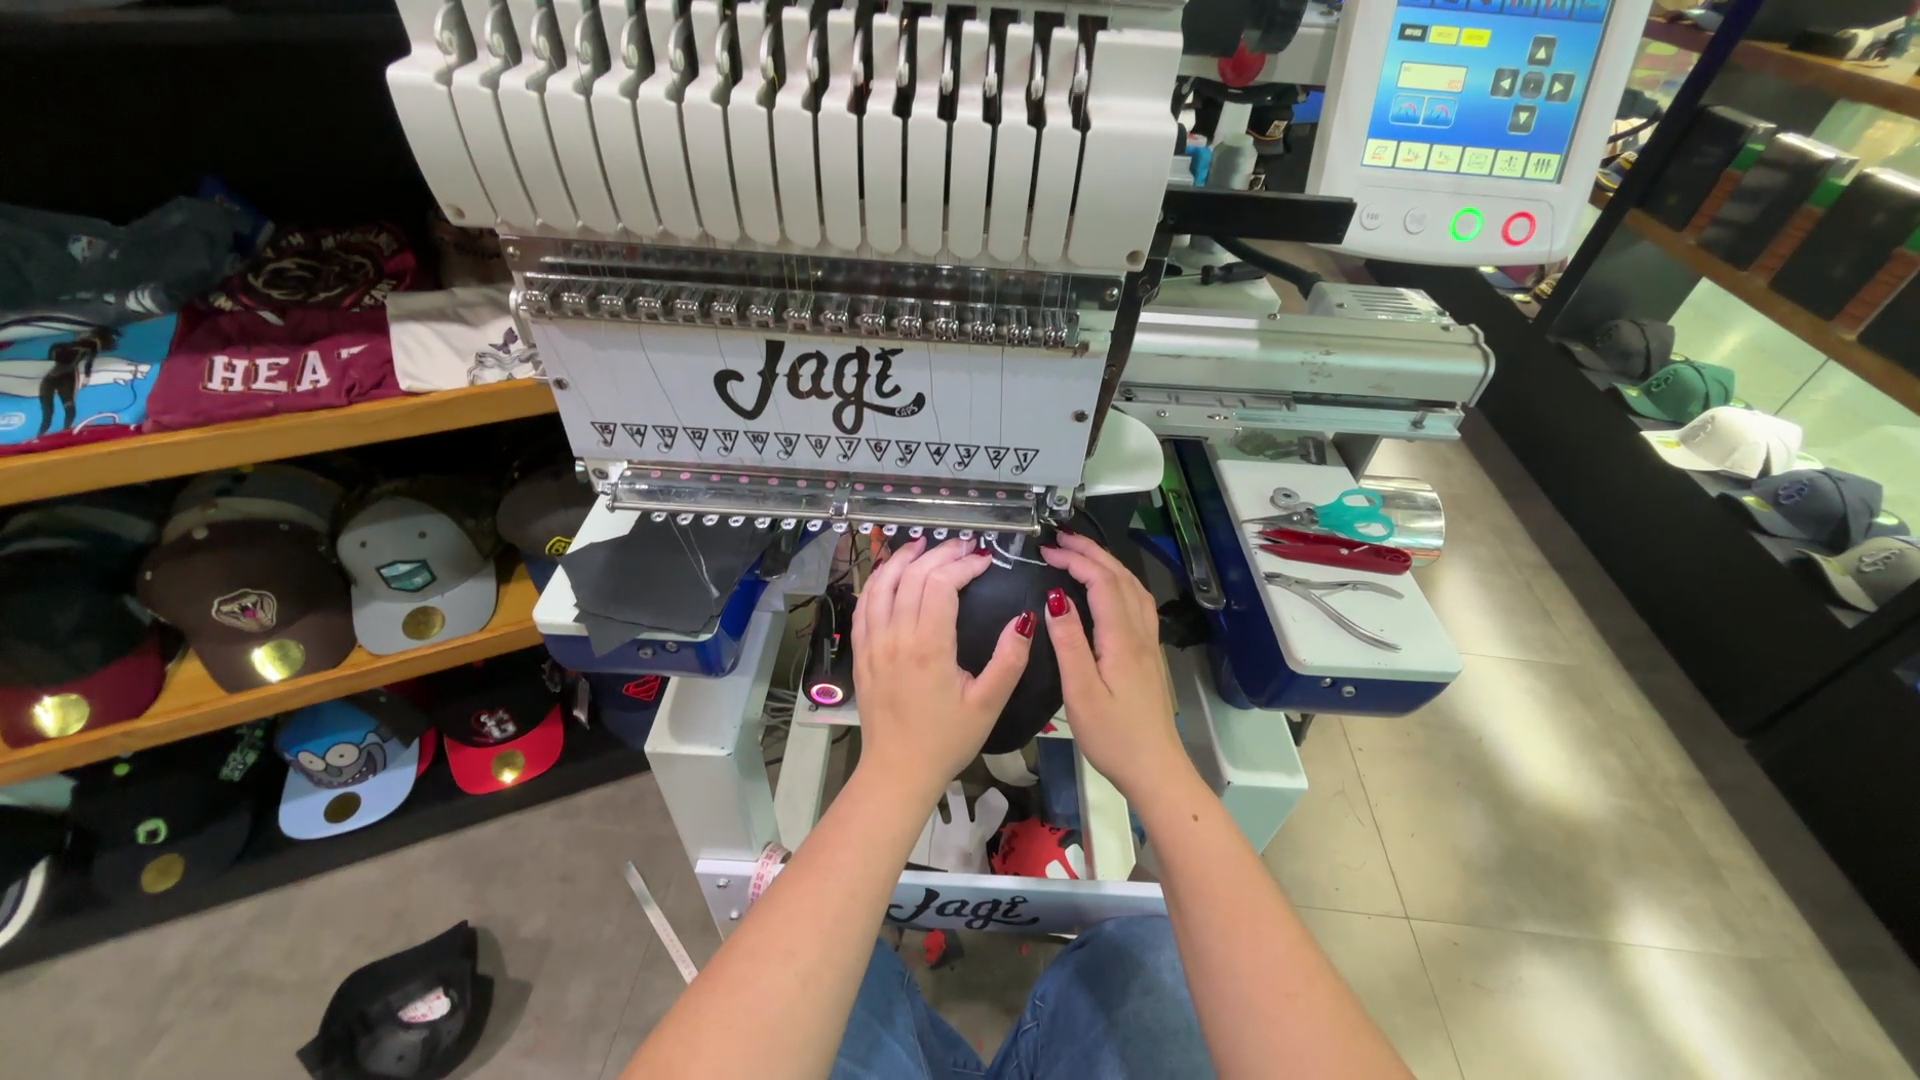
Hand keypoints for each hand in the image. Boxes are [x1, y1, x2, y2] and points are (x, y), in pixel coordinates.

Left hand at [851, 537, 1034, 799]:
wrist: (898, 770)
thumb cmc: (946, 740)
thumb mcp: (988, 704)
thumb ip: (1009, 659)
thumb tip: (1026, 619)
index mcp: (928, 647)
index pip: (941, 584)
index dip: (964, 564)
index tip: (985, 561)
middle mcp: (896, 637)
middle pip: (912, 576)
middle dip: (939, 554)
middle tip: (963, 546)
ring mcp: (873, 643)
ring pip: (882, 584)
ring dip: (902, 559)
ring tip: (923, 545)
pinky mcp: (861, 652)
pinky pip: (864, 605)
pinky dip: (877, 581)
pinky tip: (889, 574)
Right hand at [1041, 532, 1191, 800]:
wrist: (1154, 767)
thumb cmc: (1113, 736)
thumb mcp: (1081, 692)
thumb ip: (1069, 643)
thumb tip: (1055, 597)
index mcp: (1122, 639)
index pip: (1101, 582)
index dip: (1075, 560)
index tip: (1046, 550)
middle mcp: (1140, 633)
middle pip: (1121, 578)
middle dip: (1091, 552)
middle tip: (1060, 539)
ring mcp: (1148, 642)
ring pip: (1133, 587)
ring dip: (1108, 564)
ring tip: (1081, 554)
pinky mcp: (1148, 654)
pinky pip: (1137, 602)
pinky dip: (1119, 582)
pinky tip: (1107, 589)